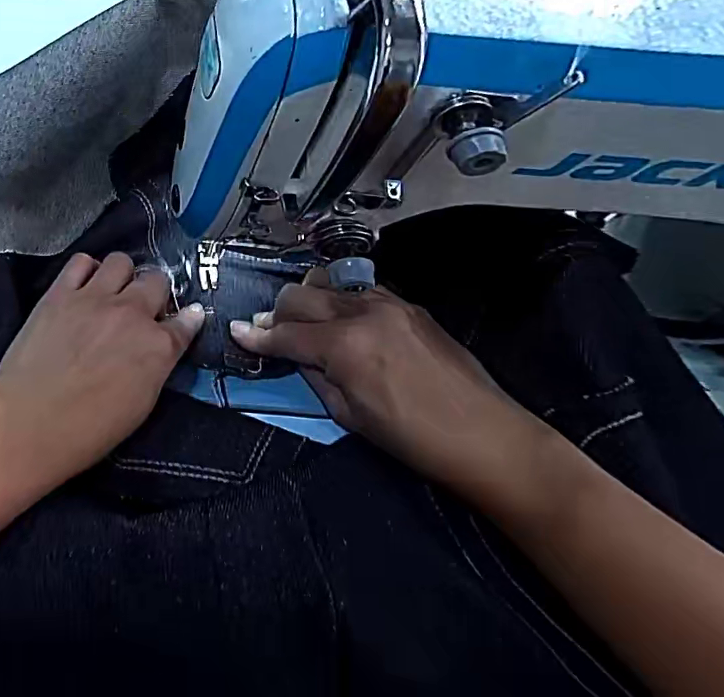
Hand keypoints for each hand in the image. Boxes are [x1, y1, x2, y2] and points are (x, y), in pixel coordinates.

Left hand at [0, 253, 203, 487]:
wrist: (30, 423)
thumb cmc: (90, 429)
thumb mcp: (142, 403)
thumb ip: (160, 364)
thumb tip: (169, 341)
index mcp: (158, 345)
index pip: (186, 321)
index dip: (186, 319)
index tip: (184, 319)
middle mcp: (132, 313)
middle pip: (156, 280)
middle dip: (155, 291)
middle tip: (143, 308)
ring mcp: (95, 298)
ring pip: (121, 261)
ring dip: (123, 275)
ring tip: (113, 291)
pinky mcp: (60, 294)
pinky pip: (80, 262)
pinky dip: (86, 270)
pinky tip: (83, 285)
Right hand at [232, 270, 546, 487]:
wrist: (484, 433)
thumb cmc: (415, 439)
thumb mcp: (351, 416)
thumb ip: (316, 376)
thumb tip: (296, 355)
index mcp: (345, 346)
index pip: (287, 333)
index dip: (258, 335)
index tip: (239, 331)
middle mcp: (364, 313)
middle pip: (302, 294)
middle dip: (278, 312)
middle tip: (269, 330)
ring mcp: (390, 303)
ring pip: (331, 284)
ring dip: (309, 300)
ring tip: (304, 322)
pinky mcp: (409, 305)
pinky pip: (362, 291)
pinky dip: (342, 300)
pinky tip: (343, 320)